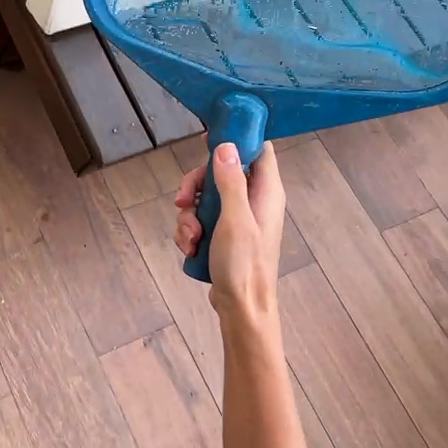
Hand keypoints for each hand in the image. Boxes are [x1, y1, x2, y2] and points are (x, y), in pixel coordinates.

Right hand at [174, 141, 285, 327]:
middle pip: (220, 172)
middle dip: (196, 186)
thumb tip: (225, 146)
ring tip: (190, 237)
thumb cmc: (244, 265)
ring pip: (204, 197)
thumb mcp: (235, 220)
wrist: (241, 308)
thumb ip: (230, 182)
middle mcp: (253, 200)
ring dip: (189, 215)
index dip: (236, 139)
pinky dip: (190, 230)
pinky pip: (200, 219)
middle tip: (182, 200)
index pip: (258, 150)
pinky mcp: (224, 234)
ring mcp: (238, 218)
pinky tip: (190, 247)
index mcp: (266, 192)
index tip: (209, 138)